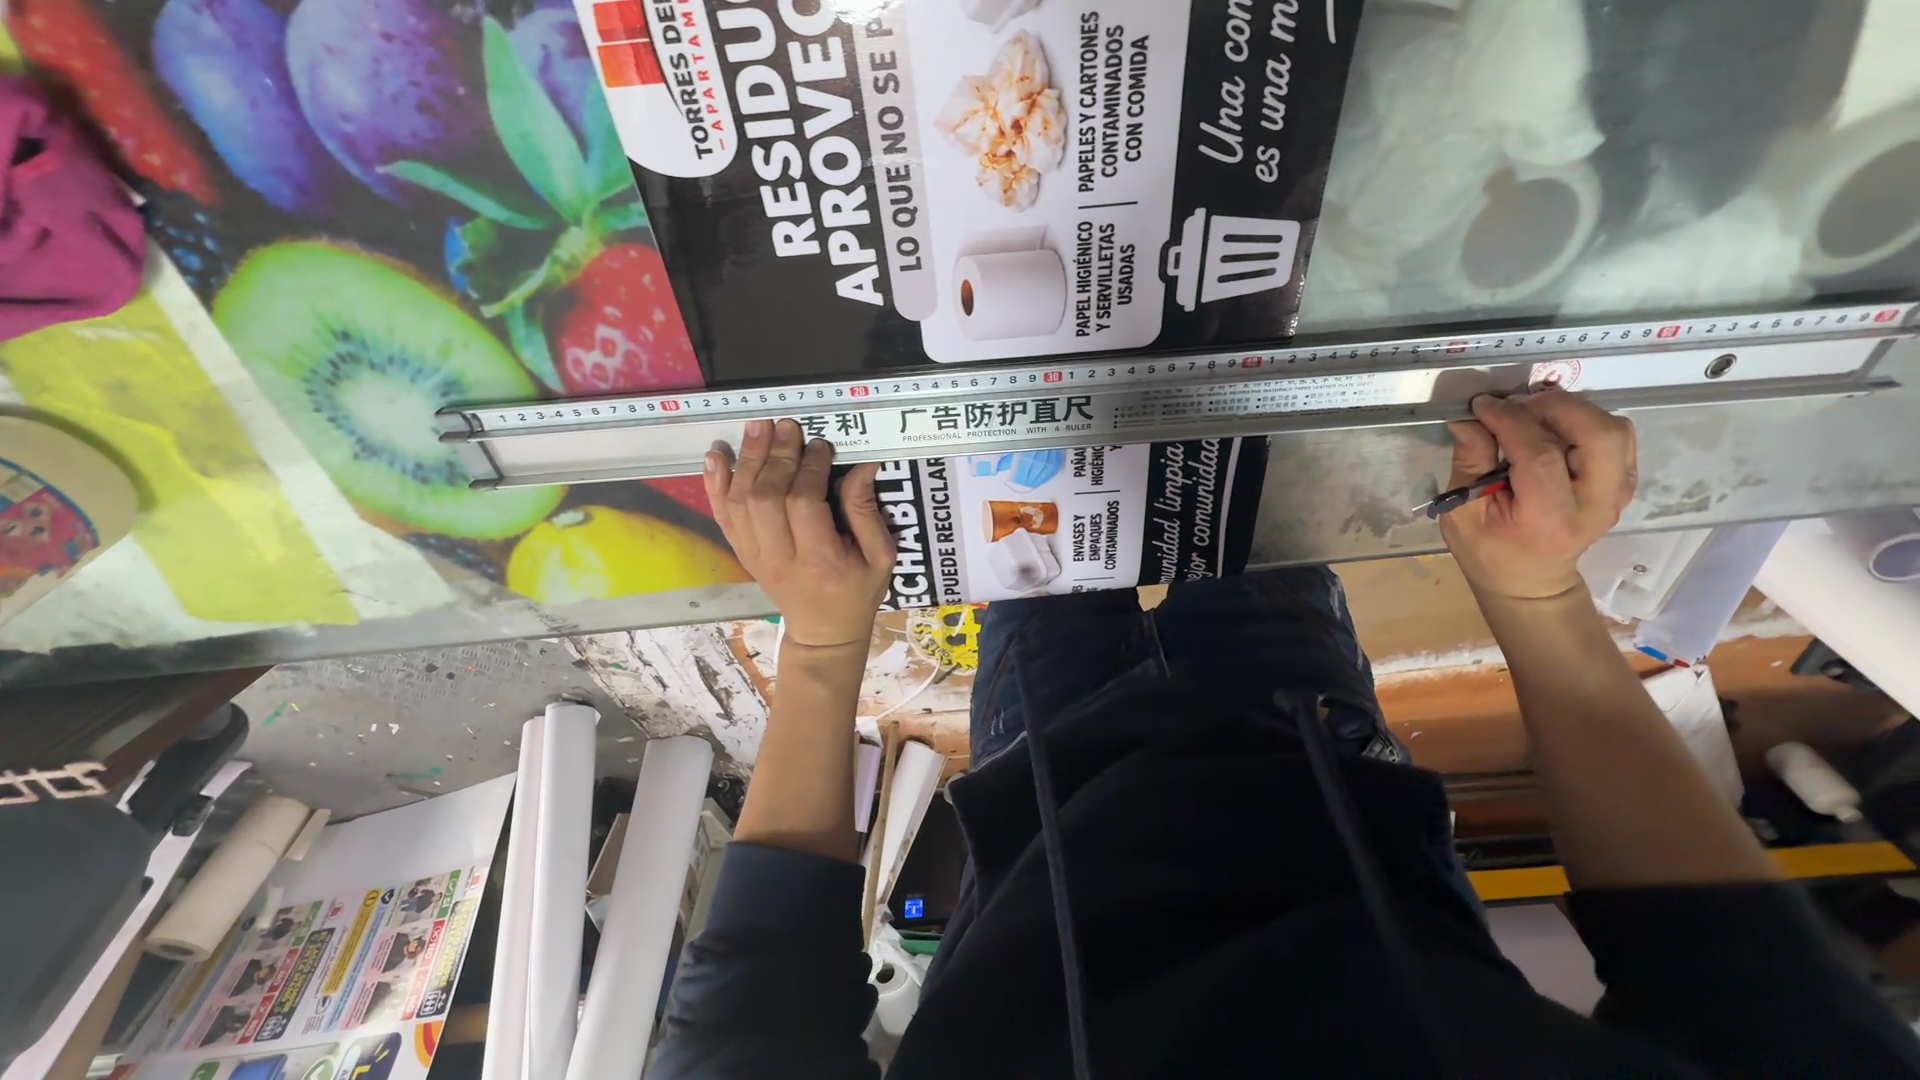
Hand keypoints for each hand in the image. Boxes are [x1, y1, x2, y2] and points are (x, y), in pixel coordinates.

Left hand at [705, 419, 894, 647]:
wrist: (823, 631)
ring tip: (759, 428)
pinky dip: (715, 484)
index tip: (820, 444)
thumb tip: (861, 465)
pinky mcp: (742, 553)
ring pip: (740, 502)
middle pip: (766, 499)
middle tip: (788, 426)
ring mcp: (755, 556)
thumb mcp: (881, 557)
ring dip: (747, 461)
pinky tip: (716, 455)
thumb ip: (867, 512)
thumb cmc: (858, 592)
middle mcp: (781, 558)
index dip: (809, 469)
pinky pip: (722, 515)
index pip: (804, 505)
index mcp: (821, 561)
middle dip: (776, 457)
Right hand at [1439, 389, 1636, 601]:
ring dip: (1574, 411)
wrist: (1530, 580)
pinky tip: (1554, 426)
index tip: (1483, 404)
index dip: (1511, 421)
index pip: (1541, 455)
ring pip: (1614, 429)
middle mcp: (1595, 504)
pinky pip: (1617, 436)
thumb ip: (1470, 463)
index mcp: (1549, 519)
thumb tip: (1470, 418)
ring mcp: (1617, 493)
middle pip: (1598, 435)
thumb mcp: (1461, 514)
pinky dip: (1586, 421)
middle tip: (1516, 403)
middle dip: (1556, 406)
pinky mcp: (1624, 483)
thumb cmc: (1487, 552)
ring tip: (1533, 412)